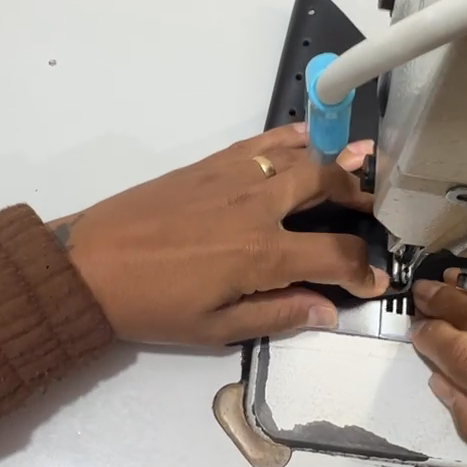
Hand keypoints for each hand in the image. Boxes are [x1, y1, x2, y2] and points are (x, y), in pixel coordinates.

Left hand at [52, 123, 386, 345]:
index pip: (336, 256)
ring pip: (301, 156)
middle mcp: (258, 206)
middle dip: (359, 197)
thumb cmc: (152, 306)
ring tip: (358, 165)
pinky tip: (308, 140)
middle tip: (373, 210)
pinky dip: (292, 138)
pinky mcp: (211, 164)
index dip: (365, 272)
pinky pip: (263, 141)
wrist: (90, 264)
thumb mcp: (215, 328)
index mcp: (262, 254)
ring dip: (335, 162)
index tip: (377, 283)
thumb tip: (327, 311)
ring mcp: (234, 177)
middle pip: (327, 186)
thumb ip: (277, 315)